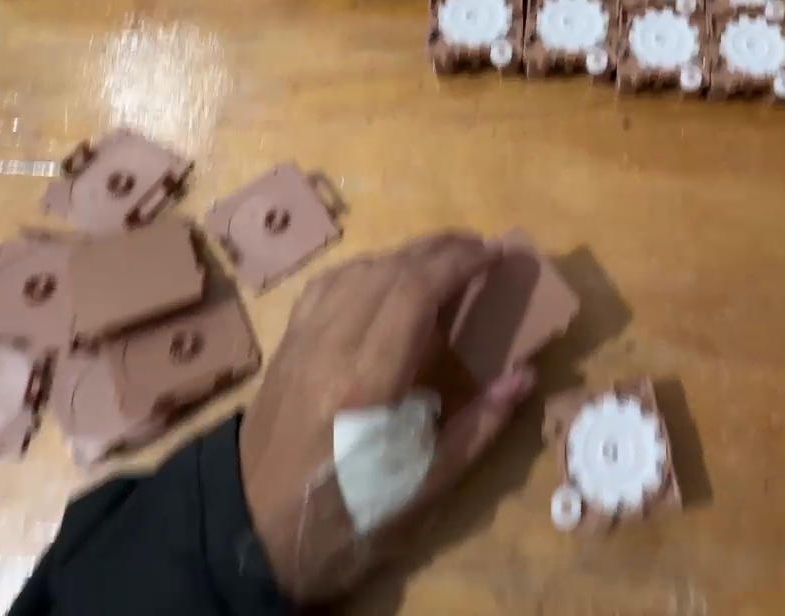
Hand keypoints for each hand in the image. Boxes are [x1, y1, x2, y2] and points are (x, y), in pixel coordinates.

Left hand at [238, 232, 536, 600]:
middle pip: (390, 269)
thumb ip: (482, 424)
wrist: (257, 537)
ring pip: (359, 269)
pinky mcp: (287, 344)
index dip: (459, 261)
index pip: (415, 290)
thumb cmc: (352, 514)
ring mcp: (303, 340)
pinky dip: (367, 267)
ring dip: (407, 253)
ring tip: (445, 257)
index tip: (496, 253)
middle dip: (442, 247)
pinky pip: (328, 283)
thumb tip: (527, 375)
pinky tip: (387, 276)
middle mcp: (331, 346)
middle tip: (482, 248)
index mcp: (368, 381)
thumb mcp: (427, 485)